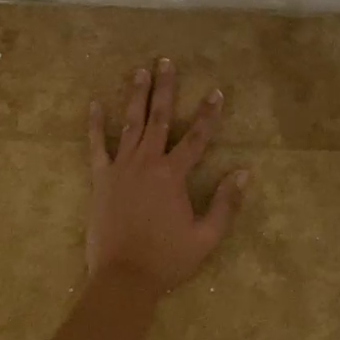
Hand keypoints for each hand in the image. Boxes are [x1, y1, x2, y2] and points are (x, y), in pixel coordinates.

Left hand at [85, 58, 248, 292]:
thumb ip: (225, 204)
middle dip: (164, 88)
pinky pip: (97, 146)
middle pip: (159, 118)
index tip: (216, 91)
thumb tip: (243, 172)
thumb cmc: (166, 259)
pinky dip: (96, 124)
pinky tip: (95, 104)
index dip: (208, 114)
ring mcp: (121, 168)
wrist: (123, 278)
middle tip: (166, 61)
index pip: (196, 137)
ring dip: (135, 96)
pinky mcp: (101, 178)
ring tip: (139, 71)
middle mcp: (147, 162)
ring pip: (130, 124)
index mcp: (173, 175)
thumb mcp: (205, 238)